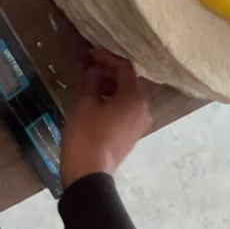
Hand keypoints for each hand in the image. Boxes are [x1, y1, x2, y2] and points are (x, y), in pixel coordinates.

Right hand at [60, 49, 151, 186]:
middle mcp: (143, 109)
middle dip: (108, 72)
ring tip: (89, 82)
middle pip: (128, 82)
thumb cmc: (86, 135)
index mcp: (135, 98)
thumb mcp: (86, 103)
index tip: (90, 54)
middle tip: (88, 66)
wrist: (89, 174)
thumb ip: (92, 81)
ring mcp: (139, 124)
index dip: (106, 58)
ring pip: (126, 97)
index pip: (124, 68)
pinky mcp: (131, 135)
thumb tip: (95, 70)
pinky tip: (96, 100)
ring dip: (110, 86)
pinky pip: (125, 110)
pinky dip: (112, 101)